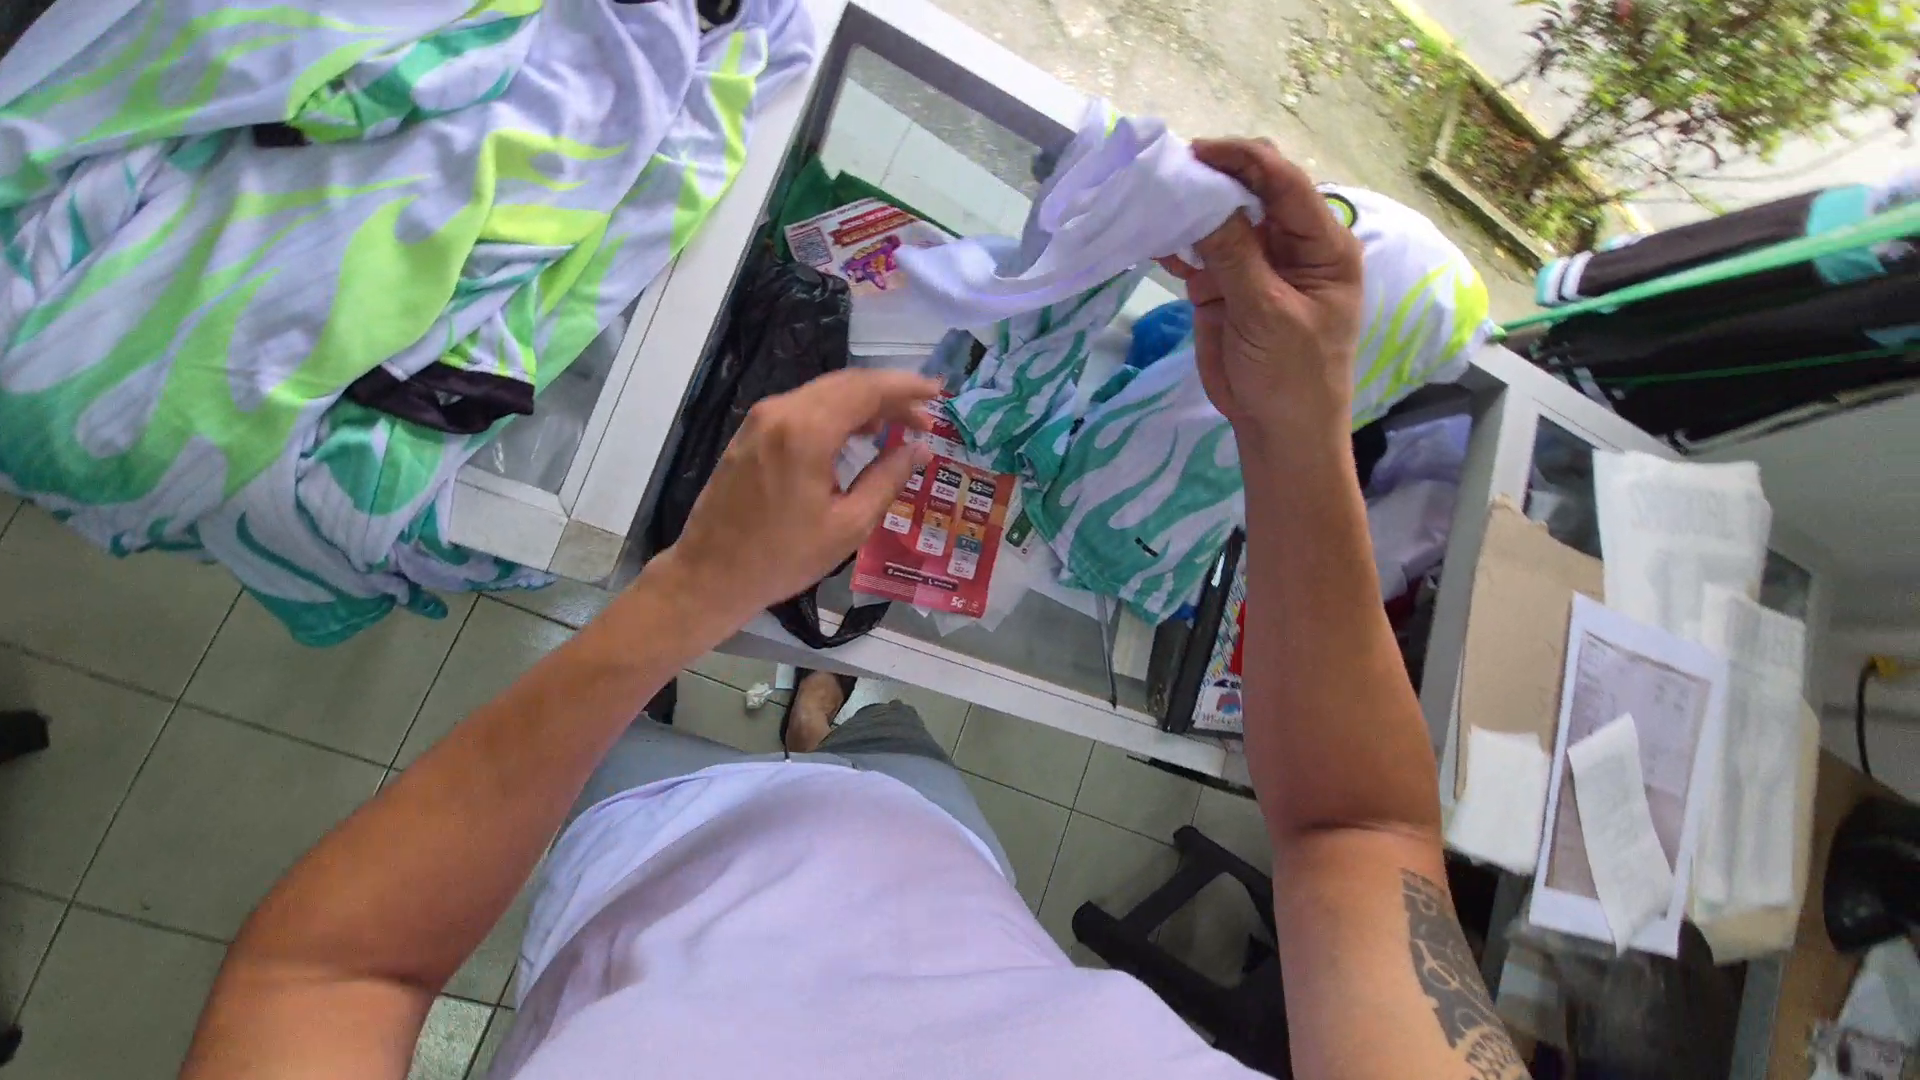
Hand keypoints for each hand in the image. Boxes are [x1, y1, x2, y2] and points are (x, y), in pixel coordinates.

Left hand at [655, 369, 940, 627]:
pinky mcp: (751, 433)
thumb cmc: (784, 557)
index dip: (907, 387)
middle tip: (924, 419)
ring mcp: (761, 420)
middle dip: (888, 396)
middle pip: (845, 385)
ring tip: (896, 427)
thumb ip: (888, 479)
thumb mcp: (849, 525)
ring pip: (823, 394)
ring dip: (863, 404)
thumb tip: (919, 449)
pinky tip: (856, 435)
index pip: (866, 390)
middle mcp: (781, 412)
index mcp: (807, 432)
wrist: (711, 575)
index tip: (939, 393)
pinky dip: (836, 414)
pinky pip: (803, 409)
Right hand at [1160, 138, 1364, 452]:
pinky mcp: (1222, 289)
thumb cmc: (1292, 375)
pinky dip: (1175, 246)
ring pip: (1218, 223)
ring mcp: (1252, 267)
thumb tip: (1204, 202)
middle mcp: (1288, 246)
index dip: (1244, 161)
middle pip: (1250, 195)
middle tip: (1167, 172)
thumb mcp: (1268, 314)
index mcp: (1322, 245)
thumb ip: (1237, 258)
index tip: (1199, 154)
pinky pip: (1197, 256)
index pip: (1285, 185)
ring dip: (1188, 211)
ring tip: (1150, 198)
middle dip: (1213, 180)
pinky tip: (1150, 237)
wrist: (1277, 429)